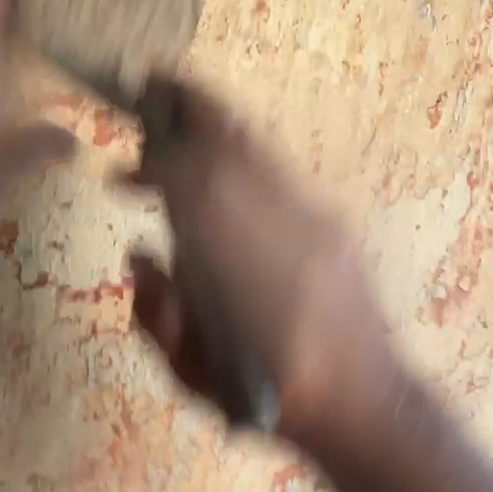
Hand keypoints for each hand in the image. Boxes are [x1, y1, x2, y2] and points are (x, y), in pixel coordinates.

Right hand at [125, 78, 392, 441]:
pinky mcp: (332, 223)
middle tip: (151, 87)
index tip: (123, 174)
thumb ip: (154, 313)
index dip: (152, 166)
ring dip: (215, 120)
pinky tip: (226, 149)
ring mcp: (313, 220)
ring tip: (183, 103)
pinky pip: (279, 168)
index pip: (189, 187)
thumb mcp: (191, 376)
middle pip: (228, 147)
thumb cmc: (271, 400)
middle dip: (187, 109)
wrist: (369, 404)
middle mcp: (277, 229)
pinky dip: (244, 146)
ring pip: (258, 149)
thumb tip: (139, 254)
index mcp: (237, 270)